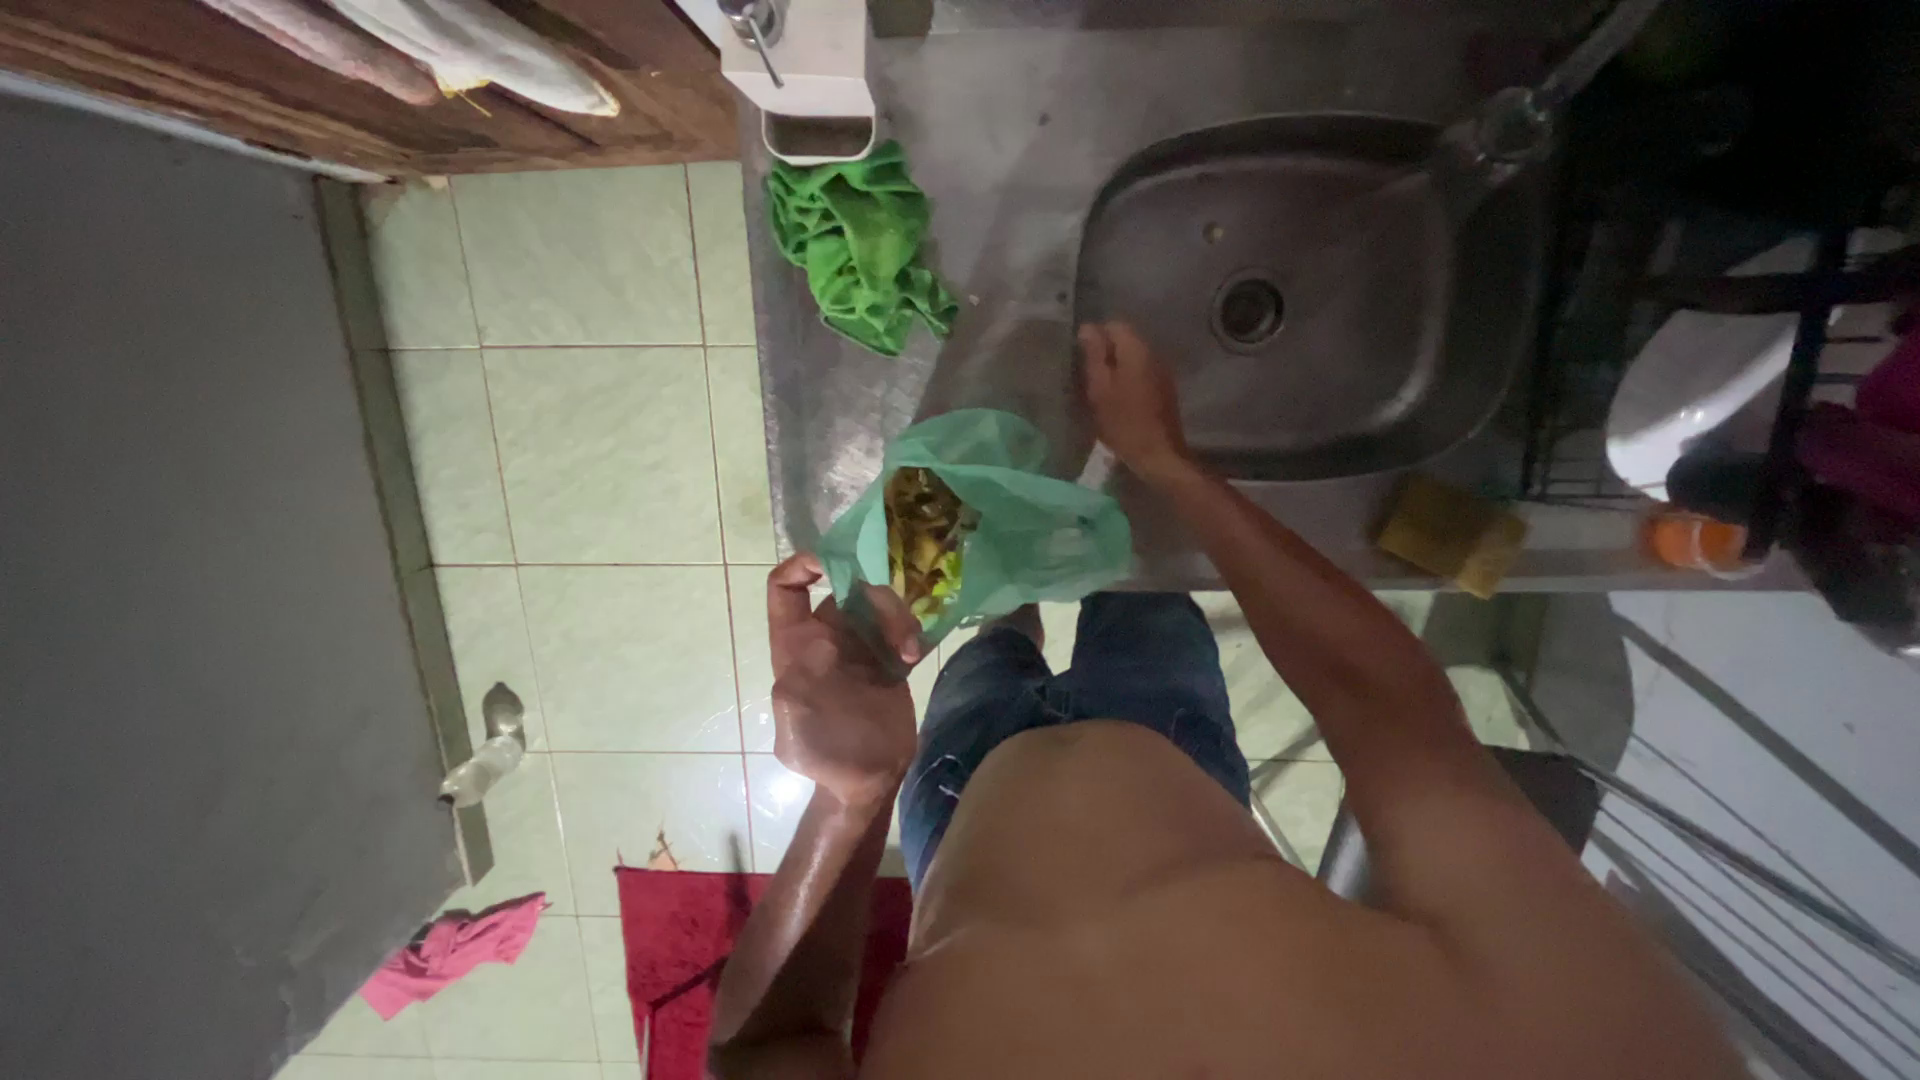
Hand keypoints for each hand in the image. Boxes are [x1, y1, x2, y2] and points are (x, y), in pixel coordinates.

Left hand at [766, 554, 924, 808]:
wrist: (867, 781)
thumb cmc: (824, 758)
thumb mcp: (796, 730)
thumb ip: (799, 686)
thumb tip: (820, 645)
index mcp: (794, 647)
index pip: (786, 589)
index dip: (802, 565)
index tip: (834, 562)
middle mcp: (826, 638)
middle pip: (848, 590)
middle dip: (875, 600)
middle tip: (899, 633)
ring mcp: (859, 646)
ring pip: (879, 605)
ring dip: (899, 618)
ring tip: (908, 651)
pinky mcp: (888, 656)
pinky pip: (903, 625)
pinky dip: (912, 631)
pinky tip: (914, 655)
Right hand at [1078, 321, 1193, 483]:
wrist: (1158, 454)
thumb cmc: (1123, 423)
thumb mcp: (1100, 389)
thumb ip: (1094, 355)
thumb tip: (1087, 328)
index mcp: (1136, 350)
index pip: (1114, 325)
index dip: (1095, 337)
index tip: (1080, 358)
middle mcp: (1153, 354)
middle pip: (1125, 340)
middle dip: (1105, 353)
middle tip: (1086, 376)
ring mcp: (1162, 372)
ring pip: (1133, 358)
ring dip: (1116, 368)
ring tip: (1099, 389)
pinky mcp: (1164, 389)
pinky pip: (1141, 373)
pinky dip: (1127, 380)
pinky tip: (1117, 399)